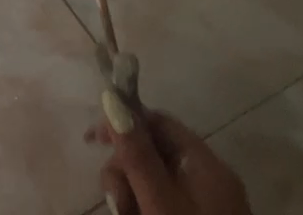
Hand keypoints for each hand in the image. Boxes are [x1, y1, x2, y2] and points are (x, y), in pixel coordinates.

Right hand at [88, 104, 251, 214]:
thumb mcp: (157, 198)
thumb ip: (135, 151)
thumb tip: (111, 98)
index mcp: (206, 164)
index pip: (159, 122)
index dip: (125, 123)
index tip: (93, 140)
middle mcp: (208, 180)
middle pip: (153, 152)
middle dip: (125, 170)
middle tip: (115, 199)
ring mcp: (204, 206)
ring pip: (152, 180)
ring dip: (129, 193)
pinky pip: (161, 202)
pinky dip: (142, 207)